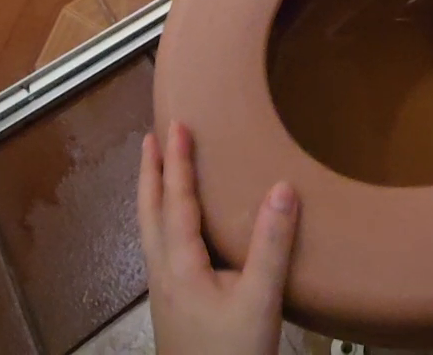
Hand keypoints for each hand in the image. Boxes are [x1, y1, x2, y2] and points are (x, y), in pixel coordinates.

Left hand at [139, 122, 298, 354]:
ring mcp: (166, 293)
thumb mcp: (260, 301)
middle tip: (151, 138)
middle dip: (151, 174)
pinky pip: (160, 247)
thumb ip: (271, 245)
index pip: (176, 202)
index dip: (177, 162)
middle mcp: (164, 275)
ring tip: (158, 171)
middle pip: (150, 214)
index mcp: (180, 266)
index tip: (177, 125)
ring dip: (153, 195)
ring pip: (151, 232)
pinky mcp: (174, 307)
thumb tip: (282, 187)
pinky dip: (162, 220)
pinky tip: (177, 228)